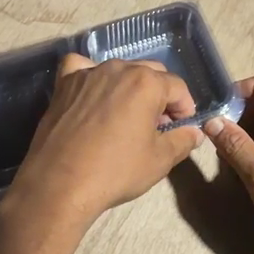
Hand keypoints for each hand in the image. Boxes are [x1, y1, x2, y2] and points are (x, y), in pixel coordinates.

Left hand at [0, 56, 203, 230]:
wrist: (59, 185)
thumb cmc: (115, 171)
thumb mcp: (159, 160)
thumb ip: (182, 141)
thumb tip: (194, 133)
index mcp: (146, 83)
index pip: (177, 87)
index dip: (185, 108)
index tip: (182, 128)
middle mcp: (118, 69)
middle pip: (150, 73)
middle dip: (160, 96)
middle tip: (158, 126)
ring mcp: (88, 74)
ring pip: (119, 70)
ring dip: (130, 88)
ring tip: (127, 117)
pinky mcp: (64, 84)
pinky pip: (82, 68)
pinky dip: (91, 76)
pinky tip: (93, 94)